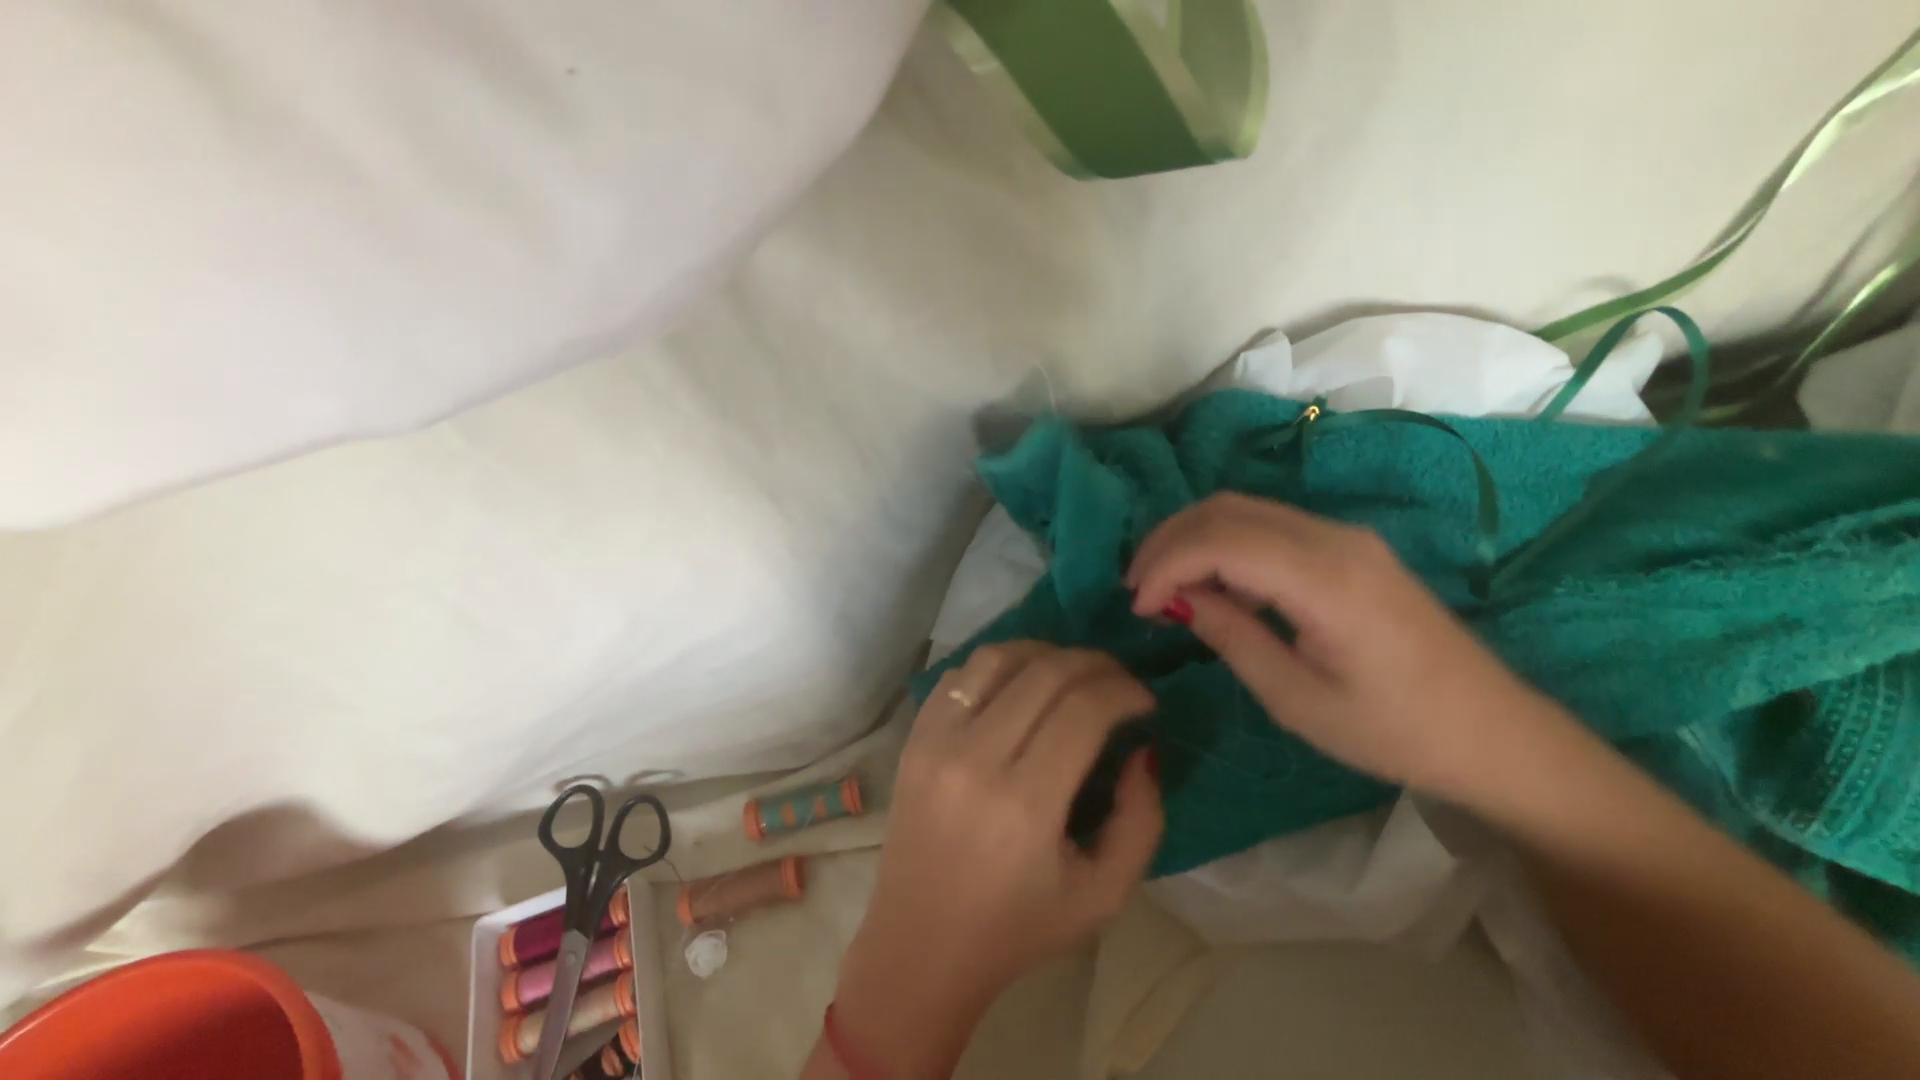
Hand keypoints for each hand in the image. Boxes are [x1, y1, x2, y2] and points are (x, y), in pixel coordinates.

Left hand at [825, 643, 1161, 1077]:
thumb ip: (1141, 820)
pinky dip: (997, 666)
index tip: (1146, 701)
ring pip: (997, 658)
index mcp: (1025, 803)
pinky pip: (957, 675)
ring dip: (1045, 654)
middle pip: (1045, 672)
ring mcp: (935, 743)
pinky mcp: (913, 740)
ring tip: (1072, 675)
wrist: (920, 946)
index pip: (1085, 708)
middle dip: (1096, 664)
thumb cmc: (1017, 929)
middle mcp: (975, 759)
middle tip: (1120, 683)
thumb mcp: (1104, 895)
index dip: (1126, 690)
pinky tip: (1020, 686)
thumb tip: (1142, 750)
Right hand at [1126, 493, 1578, 800]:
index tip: (1137, 607)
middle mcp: (1336, 539)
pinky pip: (1271, 527)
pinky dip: (1226, 545)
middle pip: (1227, 508)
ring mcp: (1348, 538)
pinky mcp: (1352, 549)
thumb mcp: (1296, 699)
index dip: (1166, 564)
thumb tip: (1178, 599)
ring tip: (1163, 589)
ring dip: (1194, 539)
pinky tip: (1212, 586)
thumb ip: (1232, 636)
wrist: (1490, 733)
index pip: (1220, 539)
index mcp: (1326, 579)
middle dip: (1169, 540)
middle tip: (1137, 590)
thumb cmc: (1392, 731)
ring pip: (1246, 510)